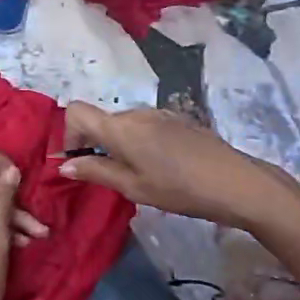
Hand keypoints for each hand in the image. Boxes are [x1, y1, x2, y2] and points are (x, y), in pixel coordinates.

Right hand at [60, 103, 299, 229]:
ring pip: (124, 124)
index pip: (76, 111)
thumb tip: (65, 165)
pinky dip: (140, 142)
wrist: (235, 182)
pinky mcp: (177, 119)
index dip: (69, 134)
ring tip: (138, 175)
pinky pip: (145, 126)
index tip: (79, 161)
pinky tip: (161, 167)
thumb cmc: (179, 189)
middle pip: (101, 119)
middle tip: (108, 177)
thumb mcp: (133, 187)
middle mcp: (136, 112)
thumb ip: (96, 172)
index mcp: (120, 127)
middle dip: (94, 144)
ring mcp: (159, 114)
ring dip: (119, 145)